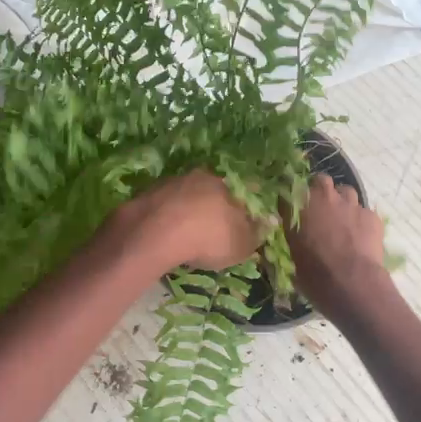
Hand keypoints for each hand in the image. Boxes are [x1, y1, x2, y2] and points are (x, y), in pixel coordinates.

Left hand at [115, 170, 261, 270]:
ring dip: (190, 208)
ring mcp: (174, 181)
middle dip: (216, 205)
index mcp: (229, 185)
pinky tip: (167, 232)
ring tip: (188, 232)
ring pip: (189, 193)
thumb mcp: (241, 244)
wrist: (155, 232)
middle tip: (214, 227)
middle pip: (215, 189)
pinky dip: (169, 215)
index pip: (246, 190)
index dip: (247, 205)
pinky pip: (167, 203)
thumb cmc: (208, 239)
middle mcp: (203, 177)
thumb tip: (269, 220)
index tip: (245, 219)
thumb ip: (256, 232)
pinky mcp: (150, 191)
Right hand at [286, 173, 390, 317]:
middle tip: (320, 208)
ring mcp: (350, 204)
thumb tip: (290, 238)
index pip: (289, 190)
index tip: (292, 206)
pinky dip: (360, 220)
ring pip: (345, 191)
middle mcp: (323, 198)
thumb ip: (292, 239)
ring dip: (342, 201)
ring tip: (342, 219)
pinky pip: (363, 211)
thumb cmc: (315, 276)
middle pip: (320, 180)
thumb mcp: (293, 258)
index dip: (292, 197)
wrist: (352, 284)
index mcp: (298, 208)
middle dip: (320, 190)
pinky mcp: (370, 215)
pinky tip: (360, 235)